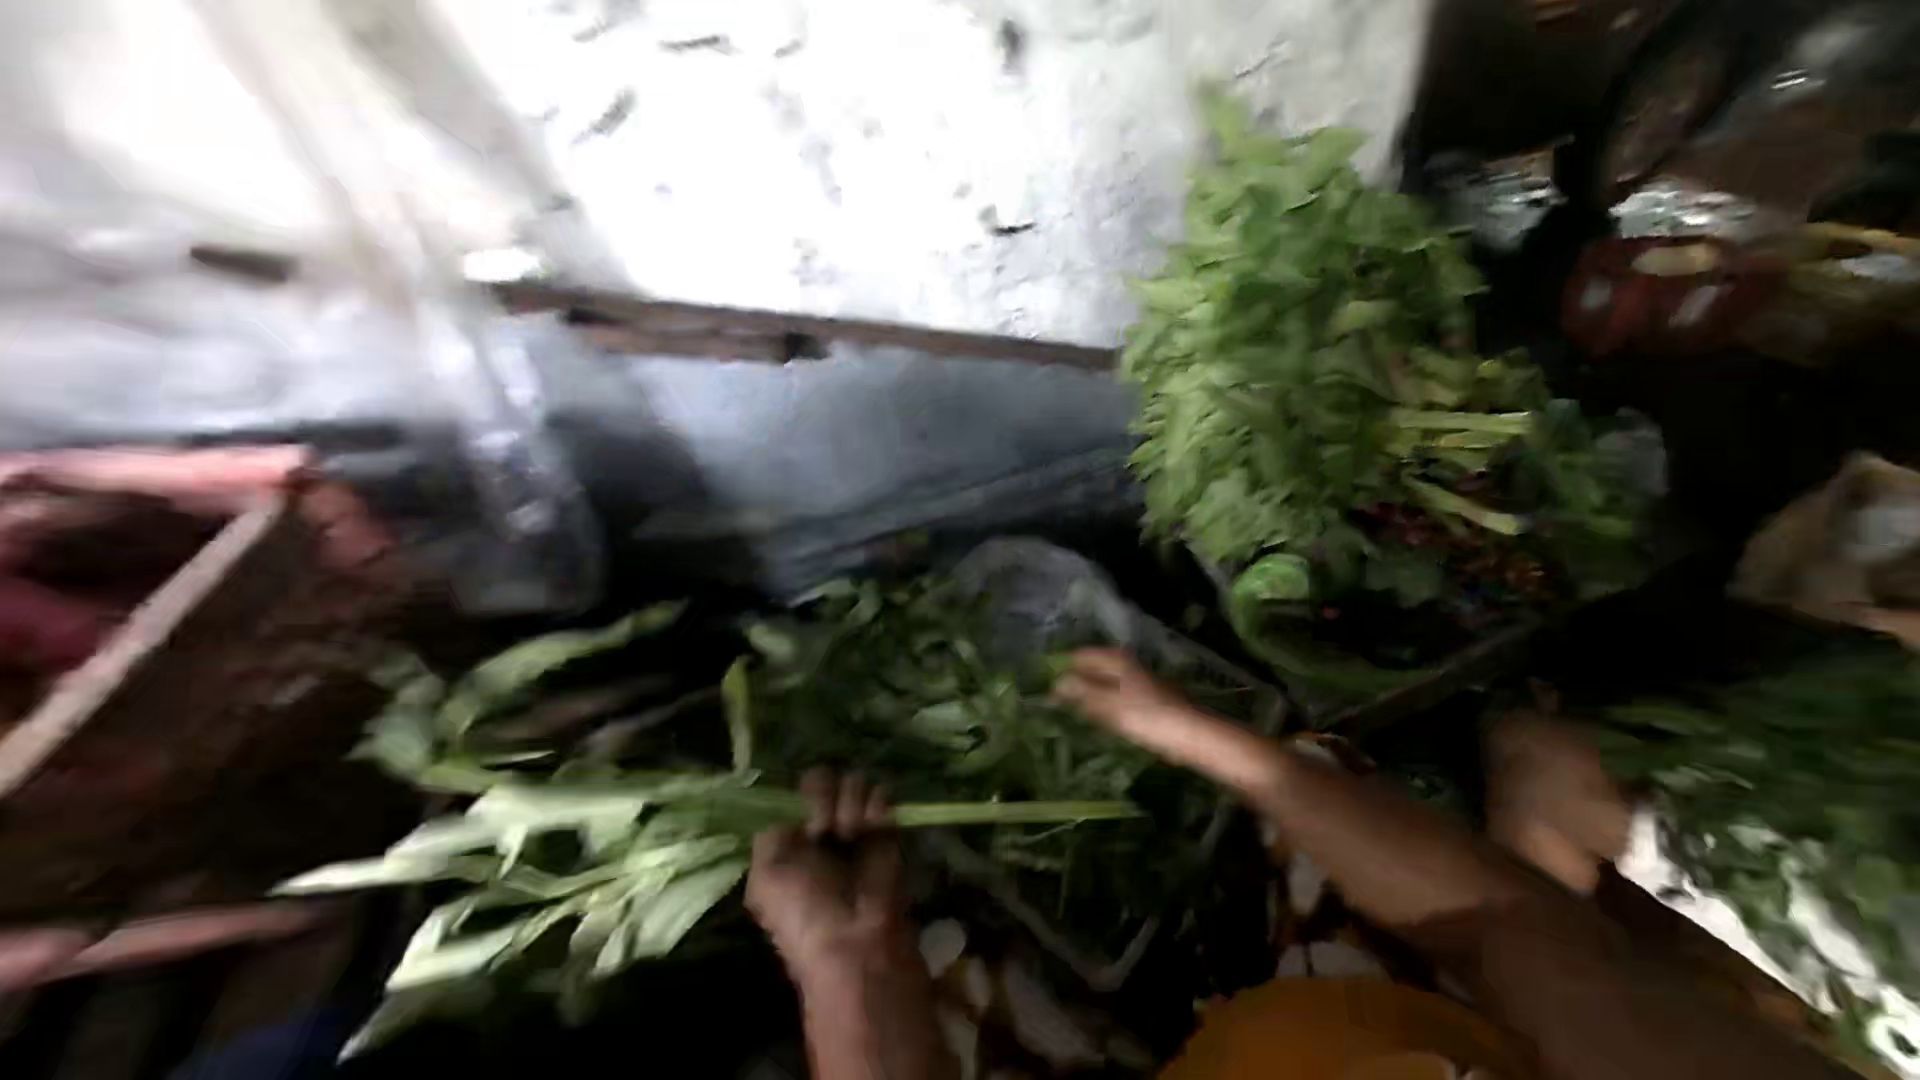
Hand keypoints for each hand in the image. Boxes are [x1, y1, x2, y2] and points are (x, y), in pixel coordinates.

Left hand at [746, 769, 908, 982]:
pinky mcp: (886, 824)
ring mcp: (855, 821)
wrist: (856, 938)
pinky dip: (876, 806)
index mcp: (790, 834)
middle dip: (822, 799)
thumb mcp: (766, 876)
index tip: (799, 817)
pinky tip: (871, 827)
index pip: (792, 788)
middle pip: (823, 777)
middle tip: (823, 830)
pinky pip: (881, 793)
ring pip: (853, 780)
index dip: (796, 796)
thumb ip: (770, 830)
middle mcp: (822, 823)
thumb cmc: (804, 911)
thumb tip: (792, 804)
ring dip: (849, 805)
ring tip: (851, 835)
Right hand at [1053, 648, 1290, 798]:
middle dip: (1074, 682)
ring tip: (1071, 714)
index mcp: (1116, 659)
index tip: (1045, 689)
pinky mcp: (1146, 699)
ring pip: (1104, 683)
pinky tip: (1098, 722)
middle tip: (1054, 704)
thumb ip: (1080, 692)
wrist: (1195, 737)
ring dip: (1088, 696)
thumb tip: (1055, 684)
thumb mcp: (1108, 705)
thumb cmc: (1149, 717)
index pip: (1079, 656)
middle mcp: (1127, 663)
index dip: (1062, 670)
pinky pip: (1115, 697)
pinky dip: (1103, 706)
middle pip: (1092, 668)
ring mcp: (1138, 680)